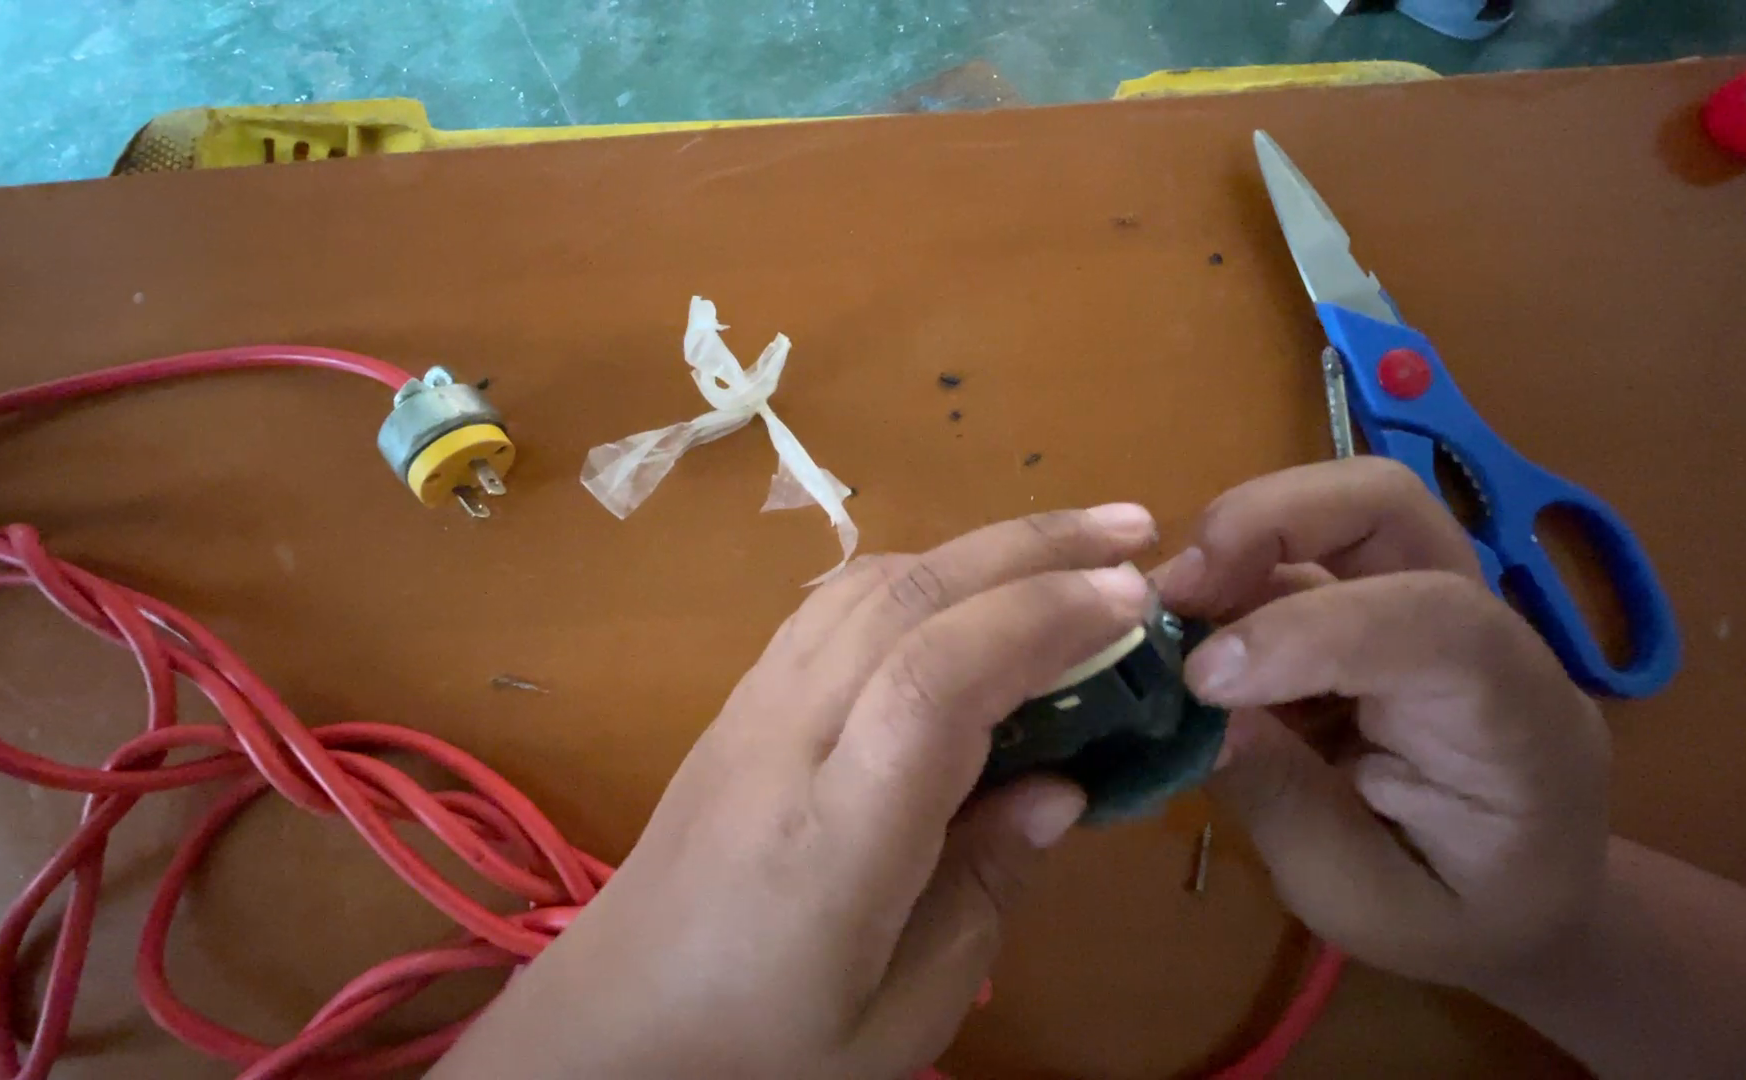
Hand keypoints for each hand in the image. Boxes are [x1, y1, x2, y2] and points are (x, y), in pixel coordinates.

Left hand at [434, 505, 1160, 1079]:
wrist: (616, 1020)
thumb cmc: (762, 1044)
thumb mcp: (901, 1012)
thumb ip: (987, 886)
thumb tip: (1058, 784)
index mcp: (833, 832)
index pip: (932, 682)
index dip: (1033, 621)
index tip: (1129, 598)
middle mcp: (786, 735)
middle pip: (902, 603)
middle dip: (1023, 550)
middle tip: (1127, 529)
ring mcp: (753, 704)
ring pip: (863, 587)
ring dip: (969, 549)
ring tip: (1058, 548)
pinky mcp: (740, 697)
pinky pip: (830, 607)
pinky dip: (910, 575)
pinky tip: (955, 585)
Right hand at [1156, 459, 1611, 988]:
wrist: (1503, 890)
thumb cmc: (1449, 907)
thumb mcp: (1362, 896)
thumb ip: (1287, 805)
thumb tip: (1196, 716)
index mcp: (1512, 719)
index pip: (1432, 623)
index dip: (1305, 631)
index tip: (1202, 682)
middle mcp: (1469, 629)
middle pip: (1383, 504)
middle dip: (1264, 521)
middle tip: (1175, 590)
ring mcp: (1406, 600)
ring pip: (1323, 506)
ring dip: (1225, 540)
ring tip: (1158, 608)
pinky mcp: (1349, 600)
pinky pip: (1274, 550)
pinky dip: (1211, 571)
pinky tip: (1172, 624)